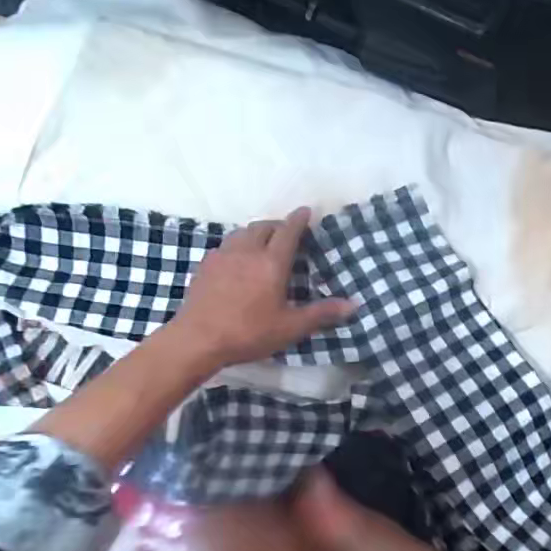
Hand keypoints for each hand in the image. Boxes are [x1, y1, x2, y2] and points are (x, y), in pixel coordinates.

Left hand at [171, 207, 356, 368]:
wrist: (197, 339)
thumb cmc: (248, 333)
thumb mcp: (290, 327)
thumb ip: (321, 313)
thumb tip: (353, 305)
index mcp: (271, 263)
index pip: (288, 231)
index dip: (299, 220)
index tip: (306, 211)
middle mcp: (247, 252)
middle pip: (263, 227)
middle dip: (277, 225)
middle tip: (287, 233)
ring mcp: (222, 256)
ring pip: (242, 233)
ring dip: (256, 232)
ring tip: (263, 243)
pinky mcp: (205, 266)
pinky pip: (226, 246)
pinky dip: (238, 245)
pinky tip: (238, 261)